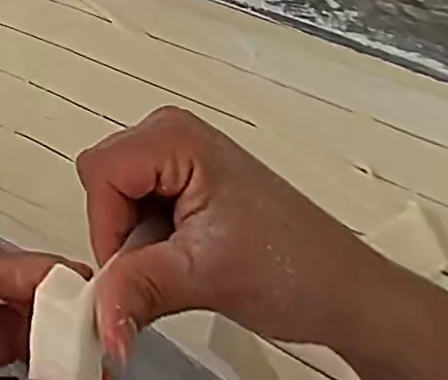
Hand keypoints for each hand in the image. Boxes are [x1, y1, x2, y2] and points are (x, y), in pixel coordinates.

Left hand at [0, 244, 85, 379]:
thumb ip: (28, 368)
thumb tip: (83, 364)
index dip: (40, 271)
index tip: (87, 288)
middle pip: (3, 293)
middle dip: (53, 309)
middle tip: (97, 327)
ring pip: (9, 328)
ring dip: (51, 342)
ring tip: (89, 357)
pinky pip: (5, 361)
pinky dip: (37, 367)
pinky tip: (65, 373)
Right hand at [76, 108, 402, 363]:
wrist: (348, 292)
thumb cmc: (302, 269)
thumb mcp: (207, 279)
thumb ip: (140, 289)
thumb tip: (99, 314)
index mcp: (175, 136)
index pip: (101, 171)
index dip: (106, 226)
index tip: (125, 271)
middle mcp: (171, 132)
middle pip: (103, 176)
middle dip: (119, 230)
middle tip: (153, 267)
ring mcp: (176, 150)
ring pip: (113, 188)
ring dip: (132, 234)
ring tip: (176, 259)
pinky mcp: (179, 171)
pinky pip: (131, 196)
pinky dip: (144, 232)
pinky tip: (178, 250)